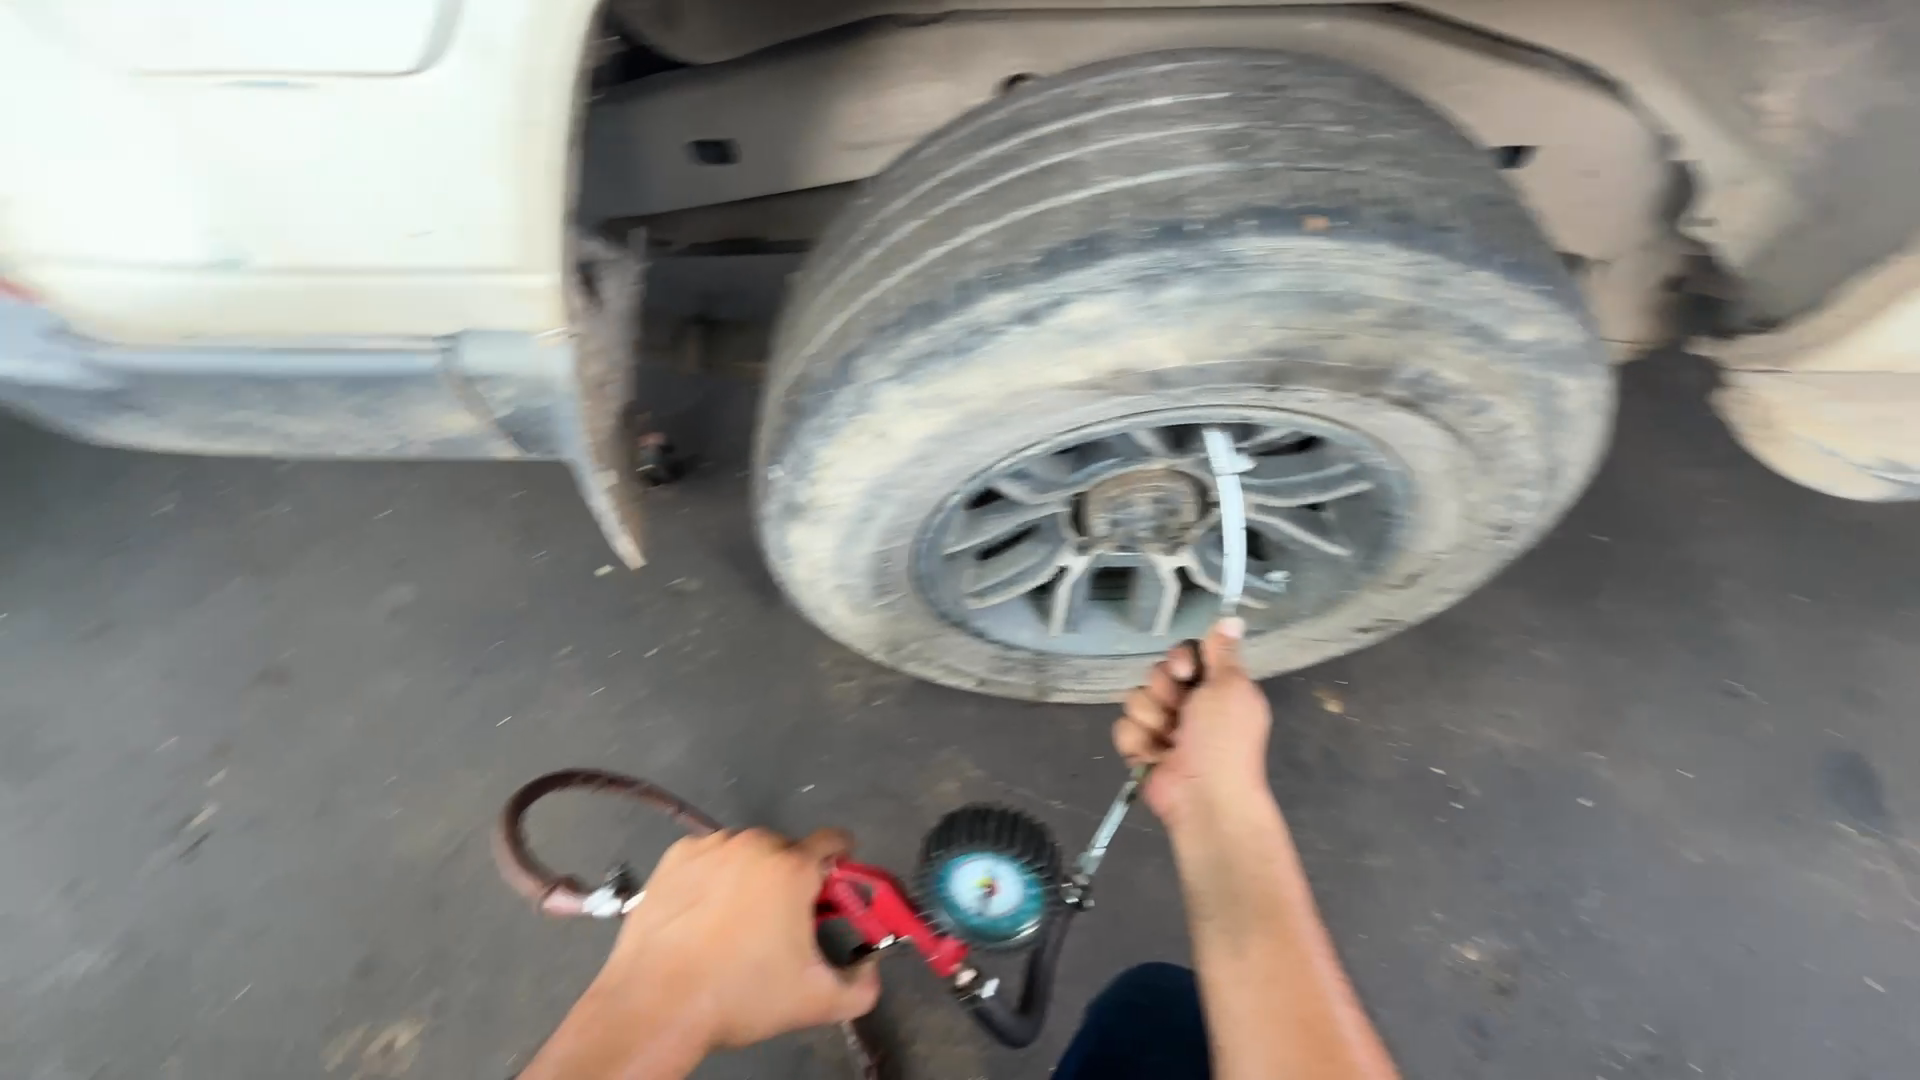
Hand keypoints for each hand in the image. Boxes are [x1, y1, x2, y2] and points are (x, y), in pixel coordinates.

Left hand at [597, 827, 881, 1050]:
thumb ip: (863, 985)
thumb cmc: (739, 995)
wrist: (654, 1006)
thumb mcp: (815, 1001)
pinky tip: (702, 914)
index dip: (841, 863)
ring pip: (747, 853)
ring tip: (735, 924)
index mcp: (794, 867)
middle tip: (780, 924)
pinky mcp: (676, 856)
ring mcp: (712, 846)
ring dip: (751, 876)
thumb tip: (871, 968)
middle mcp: (755, 844)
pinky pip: (709, 857)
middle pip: (788, 852)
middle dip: (792, 880)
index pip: (834, 841)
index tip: (834, 887)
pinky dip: (712, 876)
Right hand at [1112, 617, 1273, 828]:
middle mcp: (1188, 705)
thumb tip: (1232, 618)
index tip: (1185, 671)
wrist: (1206, 796)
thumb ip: (1223, 652)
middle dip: (1164, 690)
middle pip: (1155, 674)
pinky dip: (1139, 742)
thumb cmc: (1225, 739)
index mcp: (1215, 689)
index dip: (1179, 658)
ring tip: (1169, 739)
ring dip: (1151, 718)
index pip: (1184, 654)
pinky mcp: (1141, 749)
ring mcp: (1162, 728)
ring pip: (1136, 699)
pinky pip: (1124, 728)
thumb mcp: (1232, 687)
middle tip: (1181, 710)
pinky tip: (1155, 756)